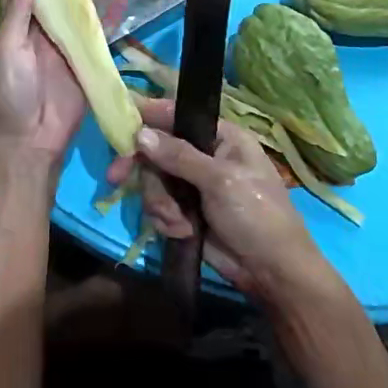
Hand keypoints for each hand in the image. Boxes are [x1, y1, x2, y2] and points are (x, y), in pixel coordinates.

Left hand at [0, 0, 125, 163]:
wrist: (29, 140)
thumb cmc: (9, 94)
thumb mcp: (5, 50)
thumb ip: (17, 14)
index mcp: (15, 31)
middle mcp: (40, 36)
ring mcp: (65, 49)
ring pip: (83, 12)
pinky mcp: (87, 64)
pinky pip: (102, 35)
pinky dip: (113, 17)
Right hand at [107, 98, 345, 303]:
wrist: (271, 273)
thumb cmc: (257, 217)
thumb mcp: (220, 181)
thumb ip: (179, 156)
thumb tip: (140, 133)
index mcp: (221, 137)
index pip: (176, 115)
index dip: (146, 117)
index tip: (118, 127)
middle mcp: (204, 155)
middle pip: (155, 149)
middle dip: (144, 171)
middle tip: (115, 178)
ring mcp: (193, 183)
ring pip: (153, 180)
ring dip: (160, 203)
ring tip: (179, 223)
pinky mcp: (185, 209)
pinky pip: (157, 204)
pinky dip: (165, 219)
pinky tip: (182, 232)